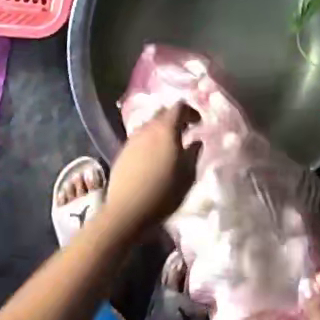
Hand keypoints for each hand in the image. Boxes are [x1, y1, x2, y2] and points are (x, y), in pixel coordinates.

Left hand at [104, 104, 200, 235]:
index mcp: (166, 129)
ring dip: (161, 131)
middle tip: (185, 132)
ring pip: (149, 126)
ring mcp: (131, 141)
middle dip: (175, 120)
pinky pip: (139, 140)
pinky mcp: (121, 154)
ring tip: (168, 147)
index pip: (180, 106)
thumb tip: (196, 141)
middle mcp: (147, 129)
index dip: (191, 112)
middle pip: (163, 113)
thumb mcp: (188, 174)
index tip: (198, 124)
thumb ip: (194, 153)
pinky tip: (152, 160)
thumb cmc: (164, 192)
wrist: (126, 213)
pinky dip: (149, 143)